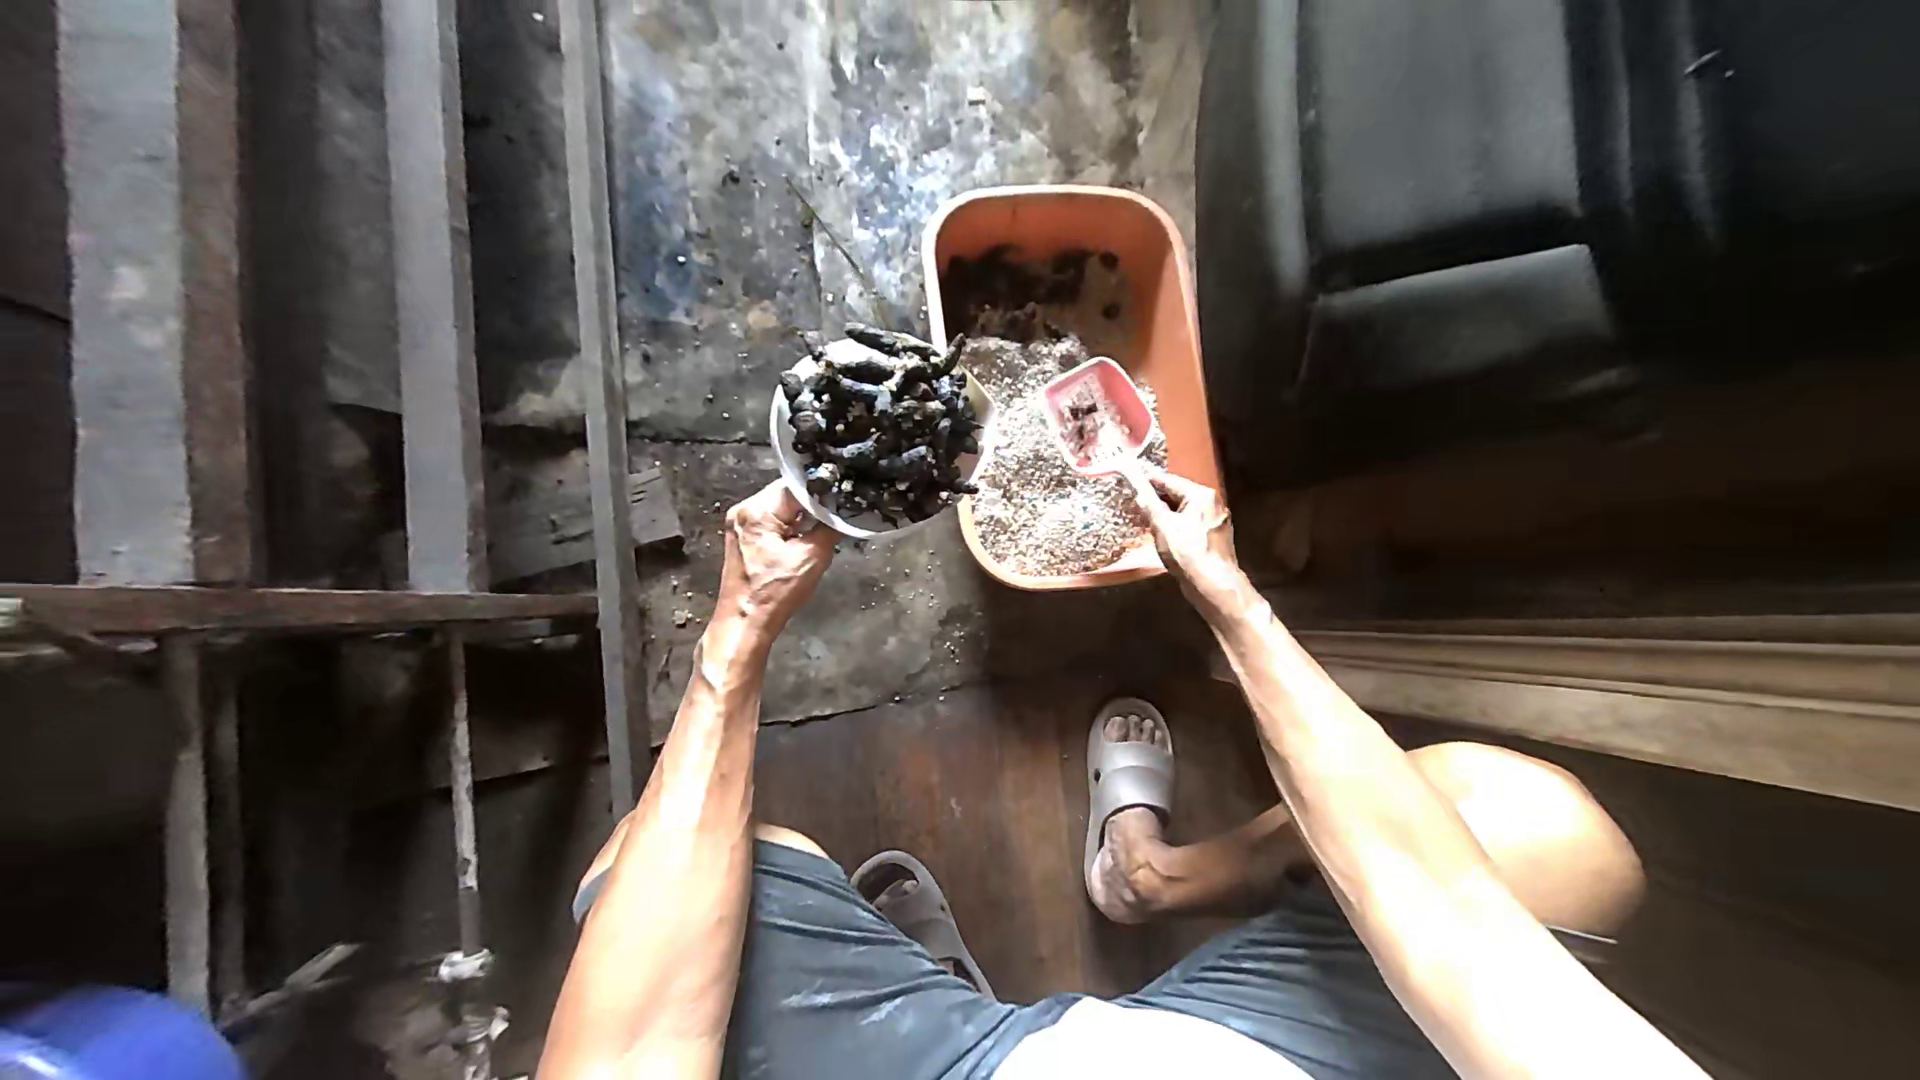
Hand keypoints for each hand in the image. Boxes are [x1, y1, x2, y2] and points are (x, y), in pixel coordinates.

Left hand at [717, 480, 836, 634]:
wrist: (745, 622)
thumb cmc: (775, 593)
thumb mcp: (813, 557)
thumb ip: (830, 527)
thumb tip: (845, 511)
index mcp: (756, 511)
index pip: (797, 486)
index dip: (823, 490)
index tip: (845, 496)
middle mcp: (744, 510)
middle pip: (788, 494)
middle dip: (814, 504)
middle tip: (839, 512)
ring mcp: (741, 524)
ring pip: (782, 508)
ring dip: (804, 517)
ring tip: (826, 526)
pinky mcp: (745, 538)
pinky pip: (774, 522)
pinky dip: (792, 527)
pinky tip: (808, 538)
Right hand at [1122, 463, 1246, 617]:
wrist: (1212, 584)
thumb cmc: (1187, 552)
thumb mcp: (1162, 526)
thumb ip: (1150, 506)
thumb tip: (1141, 494)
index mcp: (1201, 496)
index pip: (1170, 481)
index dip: (1149, 481)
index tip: (1134, 479)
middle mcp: (1212, 504)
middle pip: (1178, 495)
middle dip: (1157, 498)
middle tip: (1136, 500)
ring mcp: (1215, 521)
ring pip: (1184, 511)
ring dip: (1165, 513)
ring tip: (1145, 517)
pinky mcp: (1213, 537)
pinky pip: (1190, 524)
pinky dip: (1175, 525)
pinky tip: (1162, 533)